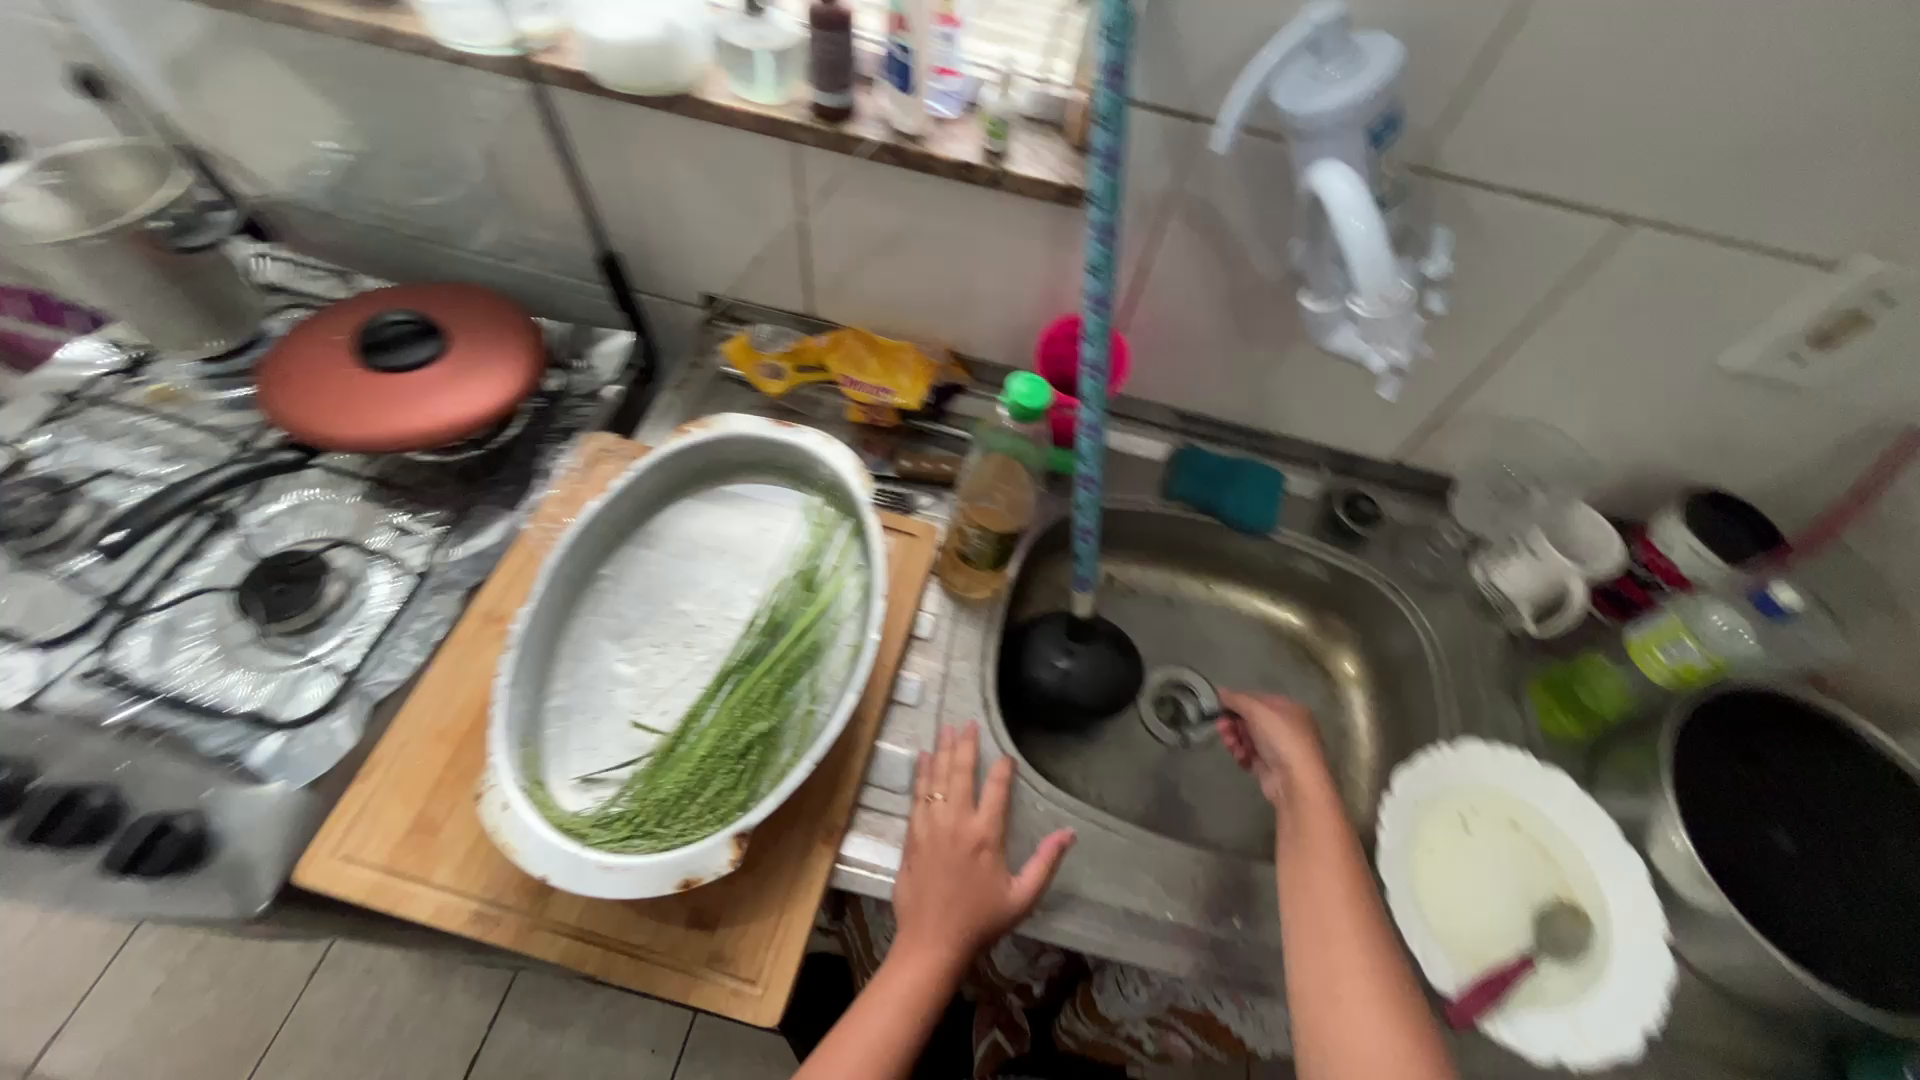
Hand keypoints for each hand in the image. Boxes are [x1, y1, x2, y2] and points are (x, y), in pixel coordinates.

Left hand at [891, 722, 1074, 972]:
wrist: (932, 942)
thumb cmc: (981, 921)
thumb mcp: (1022, 897)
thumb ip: (1046, 862)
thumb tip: (1069, 833)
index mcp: (986, 835)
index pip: (997, 789)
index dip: (1003, 768)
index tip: (1007, 756)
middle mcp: (957, 823)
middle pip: (961, 773)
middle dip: (964, 745)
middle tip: (967, 723)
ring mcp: (931, 827)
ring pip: (935, 779)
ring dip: (940, 752)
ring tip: (944, 729)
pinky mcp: (912, 836)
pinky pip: (916, 796)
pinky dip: (920, 774)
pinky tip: (922, 759)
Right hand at [1216, 690, 1325, 808]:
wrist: (1296, 782)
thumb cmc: (1280, 738)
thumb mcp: (1257, 710)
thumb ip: (1236, 699)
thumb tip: (1219, 691)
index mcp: (1289, 708)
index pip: (1256, 699)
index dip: (1237, 702)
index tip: (1219, 707)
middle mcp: (1285, 726)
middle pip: (1249, 719)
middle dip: (1233, 723)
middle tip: (1222, 728)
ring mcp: (1278, 748)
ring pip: (1246, 737)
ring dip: (1235, 739)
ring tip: (1232, 745)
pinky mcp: (1269, 767)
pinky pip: (1249, 755)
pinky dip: (1242, 755)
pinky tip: (1242, 758)